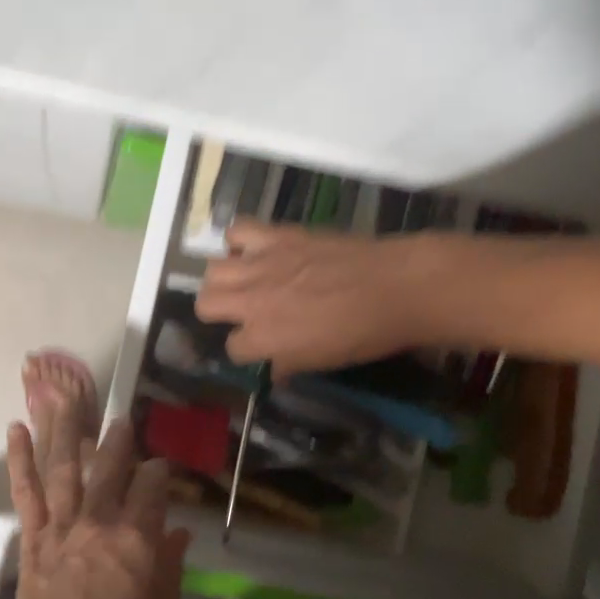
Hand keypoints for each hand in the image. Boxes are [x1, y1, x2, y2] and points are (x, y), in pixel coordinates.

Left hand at [2, 417, 189, 598]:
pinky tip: (16, 429)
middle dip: (117, 439)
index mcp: (137, 539)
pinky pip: (26, 490)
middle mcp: (99, 522)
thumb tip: (179, 536)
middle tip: (121, 418)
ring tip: (62, 396)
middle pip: (109, 466)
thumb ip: (170, 569)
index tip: (162, 468)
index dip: (159, 473)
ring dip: (63, 428)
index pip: (152, 487)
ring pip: (63, 465)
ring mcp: (61, 527)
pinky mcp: (32, 538)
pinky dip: (19, 458)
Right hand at [196, 221, 434, 378]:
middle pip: (205, 304)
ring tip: (244, 280)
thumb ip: (289, 362)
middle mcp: (252, 301)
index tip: (261, 346)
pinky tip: (255, 250)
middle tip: (241, 312)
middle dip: (218, 312)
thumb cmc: (364, 333)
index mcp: (263, 338)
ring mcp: (261, 264)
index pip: (233, 347)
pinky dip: (239, 240)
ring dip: (224, 278)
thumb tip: (275, 368)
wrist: (394, 286)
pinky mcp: (276, 236)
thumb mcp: (323, 361)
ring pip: (212, 269)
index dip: (246, 349)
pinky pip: (237, 230)